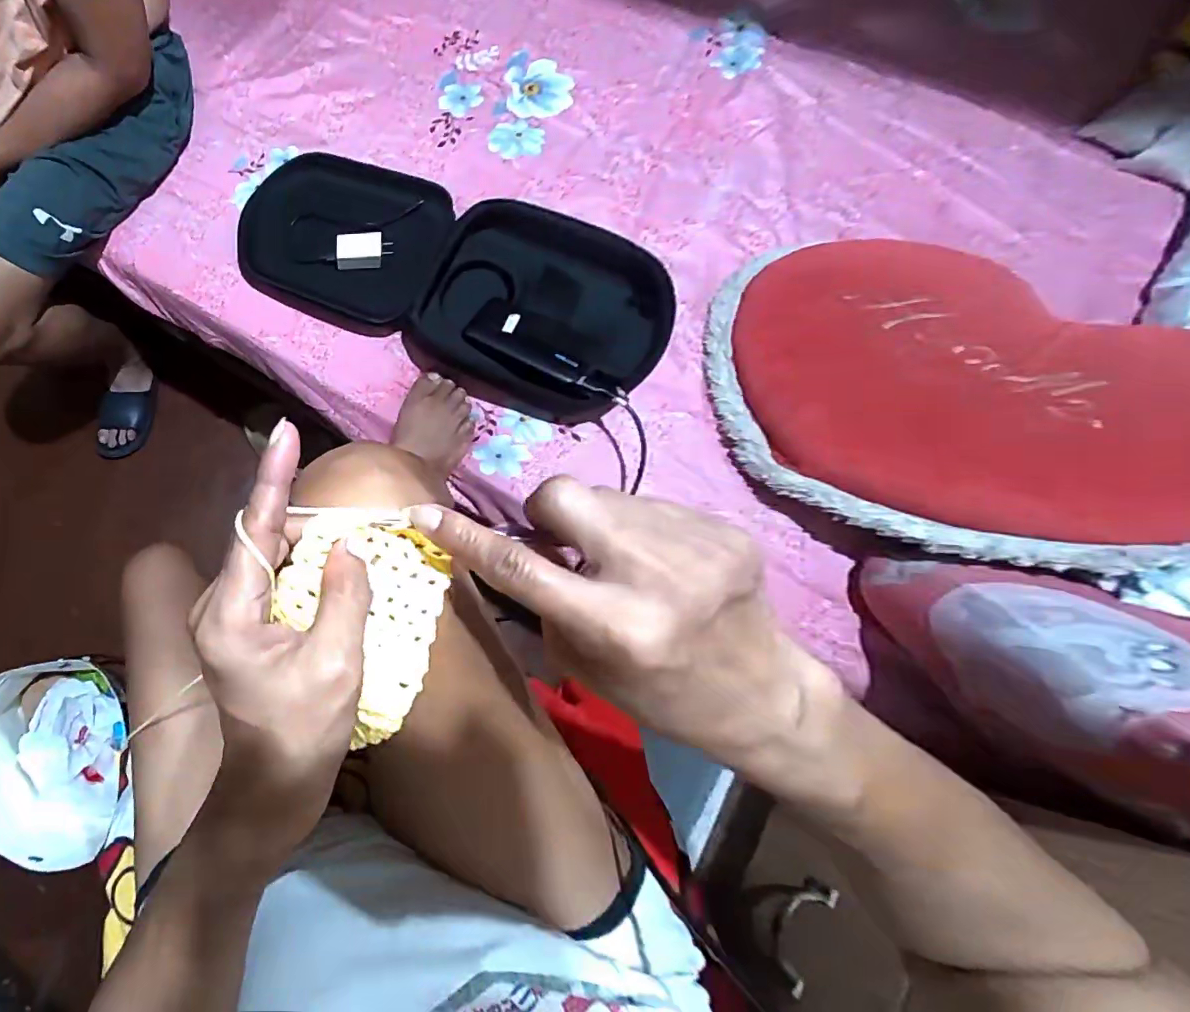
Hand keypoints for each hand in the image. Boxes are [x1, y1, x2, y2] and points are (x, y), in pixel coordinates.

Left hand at [190, 421, 371, 863]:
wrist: (267, 797)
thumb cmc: (299, 739)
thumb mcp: (335, 666)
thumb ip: (343, 598)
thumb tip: (348, 545)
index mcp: (231, 611)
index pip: (254, 528)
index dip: (273, 477)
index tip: (285, 431)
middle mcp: (220, 605)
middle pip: (264, 539)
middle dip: (307, 520)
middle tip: (356, 518)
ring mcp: (228, 617)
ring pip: (270, 559)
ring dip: (308, 545)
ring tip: (351, 541)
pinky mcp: (242, 629)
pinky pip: (274, 582)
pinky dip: (304, 570)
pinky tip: (333, 569)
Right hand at [409, 478, 848, 790]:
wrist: (765, 694)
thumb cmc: (658, 694)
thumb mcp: (582, 666)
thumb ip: (542, 602)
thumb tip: (511, 548)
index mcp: (616, 625)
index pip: (520, 567)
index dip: (465, 536)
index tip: (424, 513)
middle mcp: (656, 575)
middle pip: (563, 495)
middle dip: (544, 512)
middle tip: (559, 544)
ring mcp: (697, 543)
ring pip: (602, 494)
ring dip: (593, 522)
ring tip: (618, 560)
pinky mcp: (723, 527)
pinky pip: (644, 503)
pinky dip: (632, 526)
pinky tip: (657, 561)